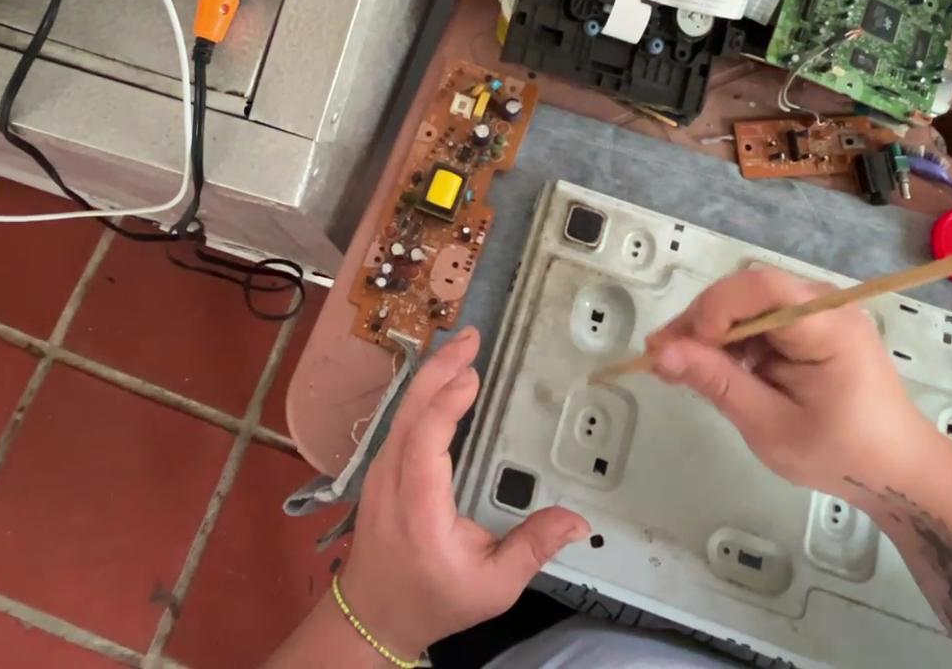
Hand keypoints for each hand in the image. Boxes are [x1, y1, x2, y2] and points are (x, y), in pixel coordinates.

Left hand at [339, 327, 589, 655]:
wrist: (373, 613)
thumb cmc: (433, 599)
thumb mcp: (492, 586)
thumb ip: (532, 549)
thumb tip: (578, 521)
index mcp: (417, 505)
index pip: (424, 441)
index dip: (445, 403)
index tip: (472, 375)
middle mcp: (392, 477)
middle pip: (410, 409)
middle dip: (440, 367)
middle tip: (472, 337)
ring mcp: (381, 468)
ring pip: (402, 408)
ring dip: (432, 372)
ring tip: (463, 344)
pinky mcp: (382, 464)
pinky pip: (401, 417)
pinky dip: (424, 389)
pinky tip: (443, 374)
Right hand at [644, 267, 930, 500]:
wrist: (896, 470)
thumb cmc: (841, 453)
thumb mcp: (771, 427)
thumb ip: (718, 383)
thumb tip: (661, 353)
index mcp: (828, 326)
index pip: (762, 288)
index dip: (715, 307)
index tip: (683, 347)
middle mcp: (823, 304)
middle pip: (745, 292)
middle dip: (699, 322)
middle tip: (660, 359)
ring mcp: (816, 311)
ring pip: (743, 304)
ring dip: (707, 332)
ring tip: (674, 366)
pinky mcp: (807, 324)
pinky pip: (755, 318)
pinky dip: (726, 340)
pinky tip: (706, 365)